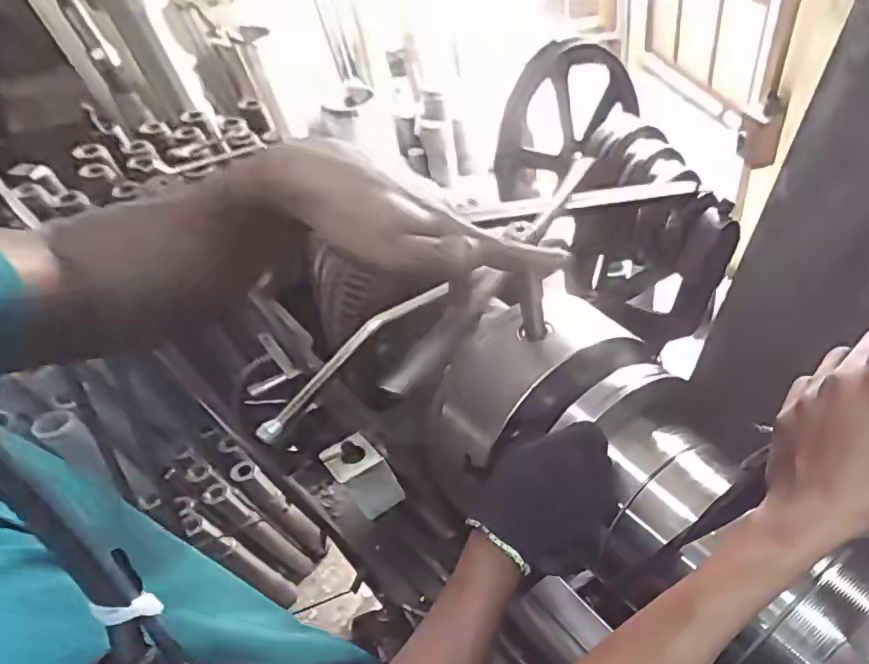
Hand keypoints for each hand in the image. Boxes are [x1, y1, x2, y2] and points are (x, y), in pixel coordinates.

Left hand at [248, 139, 565, 278]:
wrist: (306, 174)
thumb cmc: (348, 215)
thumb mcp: (394, 247)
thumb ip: (438, 257)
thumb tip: (478, 259)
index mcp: (446, 228)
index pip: (500, 248)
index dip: (532, 259)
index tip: (563, 262)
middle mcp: (442, 215)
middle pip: (487, 246)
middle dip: (512, 265)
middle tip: (529, 282)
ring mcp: (425, 209)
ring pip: (465, 240)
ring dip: (481, 261)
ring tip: (486, 283)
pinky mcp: (407, 207)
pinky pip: (443, 234)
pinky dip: (454, 252)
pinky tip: (446, 259)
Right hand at [468, 422, 618, 576]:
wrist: (509, 537)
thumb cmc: (508, 486)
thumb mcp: (519, 446)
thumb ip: (543, 432)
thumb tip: (551, 423)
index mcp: (585, 441)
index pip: (590, 434)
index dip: (573, 441)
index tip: (559, 450)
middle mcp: (603, 467)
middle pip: (599, 461)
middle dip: (583, 465)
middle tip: (558, 475)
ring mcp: (605, 499)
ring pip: (602, 489)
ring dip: (587, 491)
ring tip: (560, 500)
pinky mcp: (601, 526)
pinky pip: (596, 516)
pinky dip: (585, 518)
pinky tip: (564, 521)